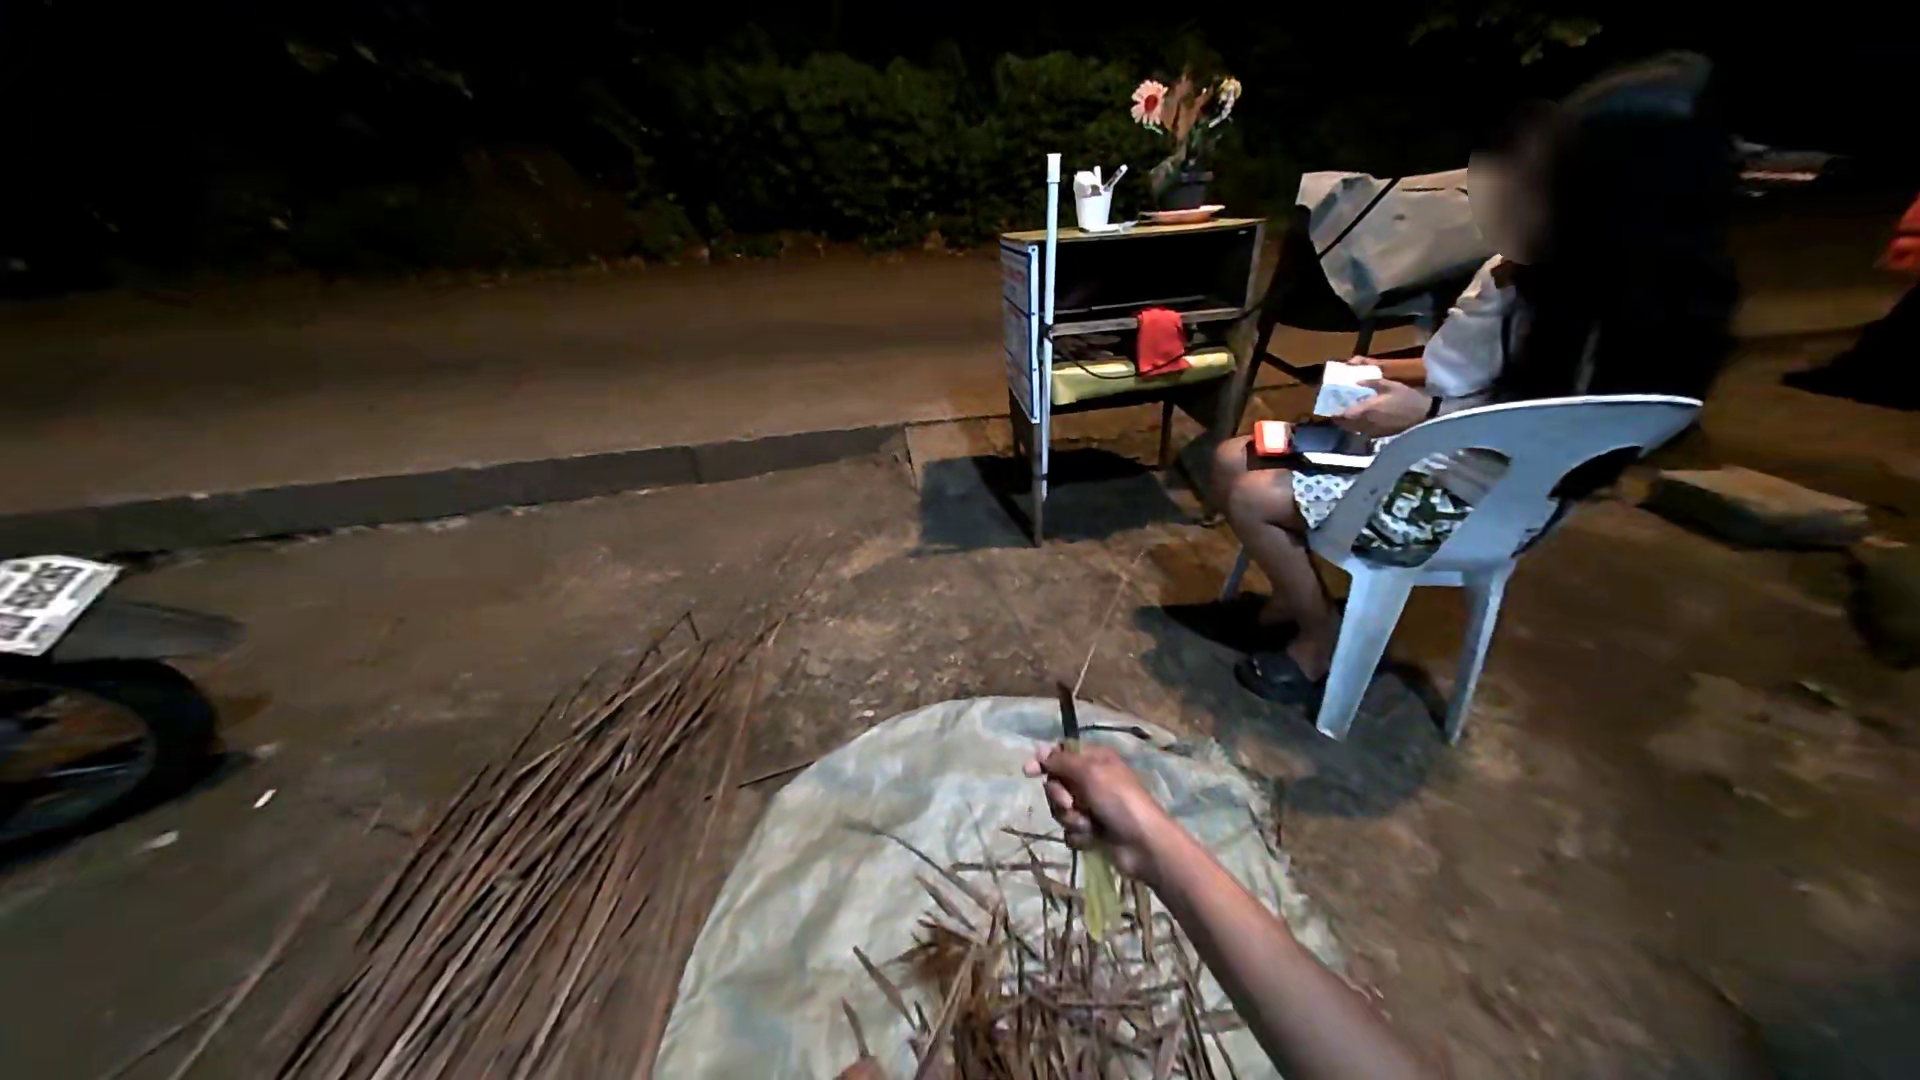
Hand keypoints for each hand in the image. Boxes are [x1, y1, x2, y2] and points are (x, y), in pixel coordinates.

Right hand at [1024, 743, 1174, 882]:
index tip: (1029, 771)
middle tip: (1070, 803)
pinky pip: (1069, 829)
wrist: (1143, 845)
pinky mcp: (1091, 830)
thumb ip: (1061, 761)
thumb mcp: (1089, 772)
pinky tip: (1091, 837)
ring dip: (1070, 817)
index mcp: (1093, 759)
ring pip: (1060, 808)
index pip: (1061, 753)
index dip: (1044, 761)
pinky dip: (1078, 834)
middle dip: (1059, 796)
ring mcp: (1090, 806)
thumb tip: (1039, 751)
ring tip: (1088, 824)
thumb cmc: (1118, 800)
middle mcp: (1090, 780)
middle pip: (1056, 782)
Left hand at [1333, 379, 1430, 437]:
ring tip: (1347, 415)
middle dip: (1339, 418)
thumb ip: (1371, 383)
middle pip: (1344, 424)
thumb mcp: (1390, 386)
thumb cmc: (1407, 398)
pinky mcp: (1377, 435)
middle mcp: (1365, 423)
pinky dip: (1357, 427)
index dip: (1335, 413)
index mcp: (1366, 410)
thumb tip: (1356, 381)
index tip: (1332, 407)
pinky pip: (1361, 432)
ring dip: (1347, 424)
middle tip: (1337, 411)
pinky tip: (1360, 420)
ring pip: (1352, 429)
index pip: (1343, 415)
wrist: (1423, 415)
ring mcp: (1371, 431)